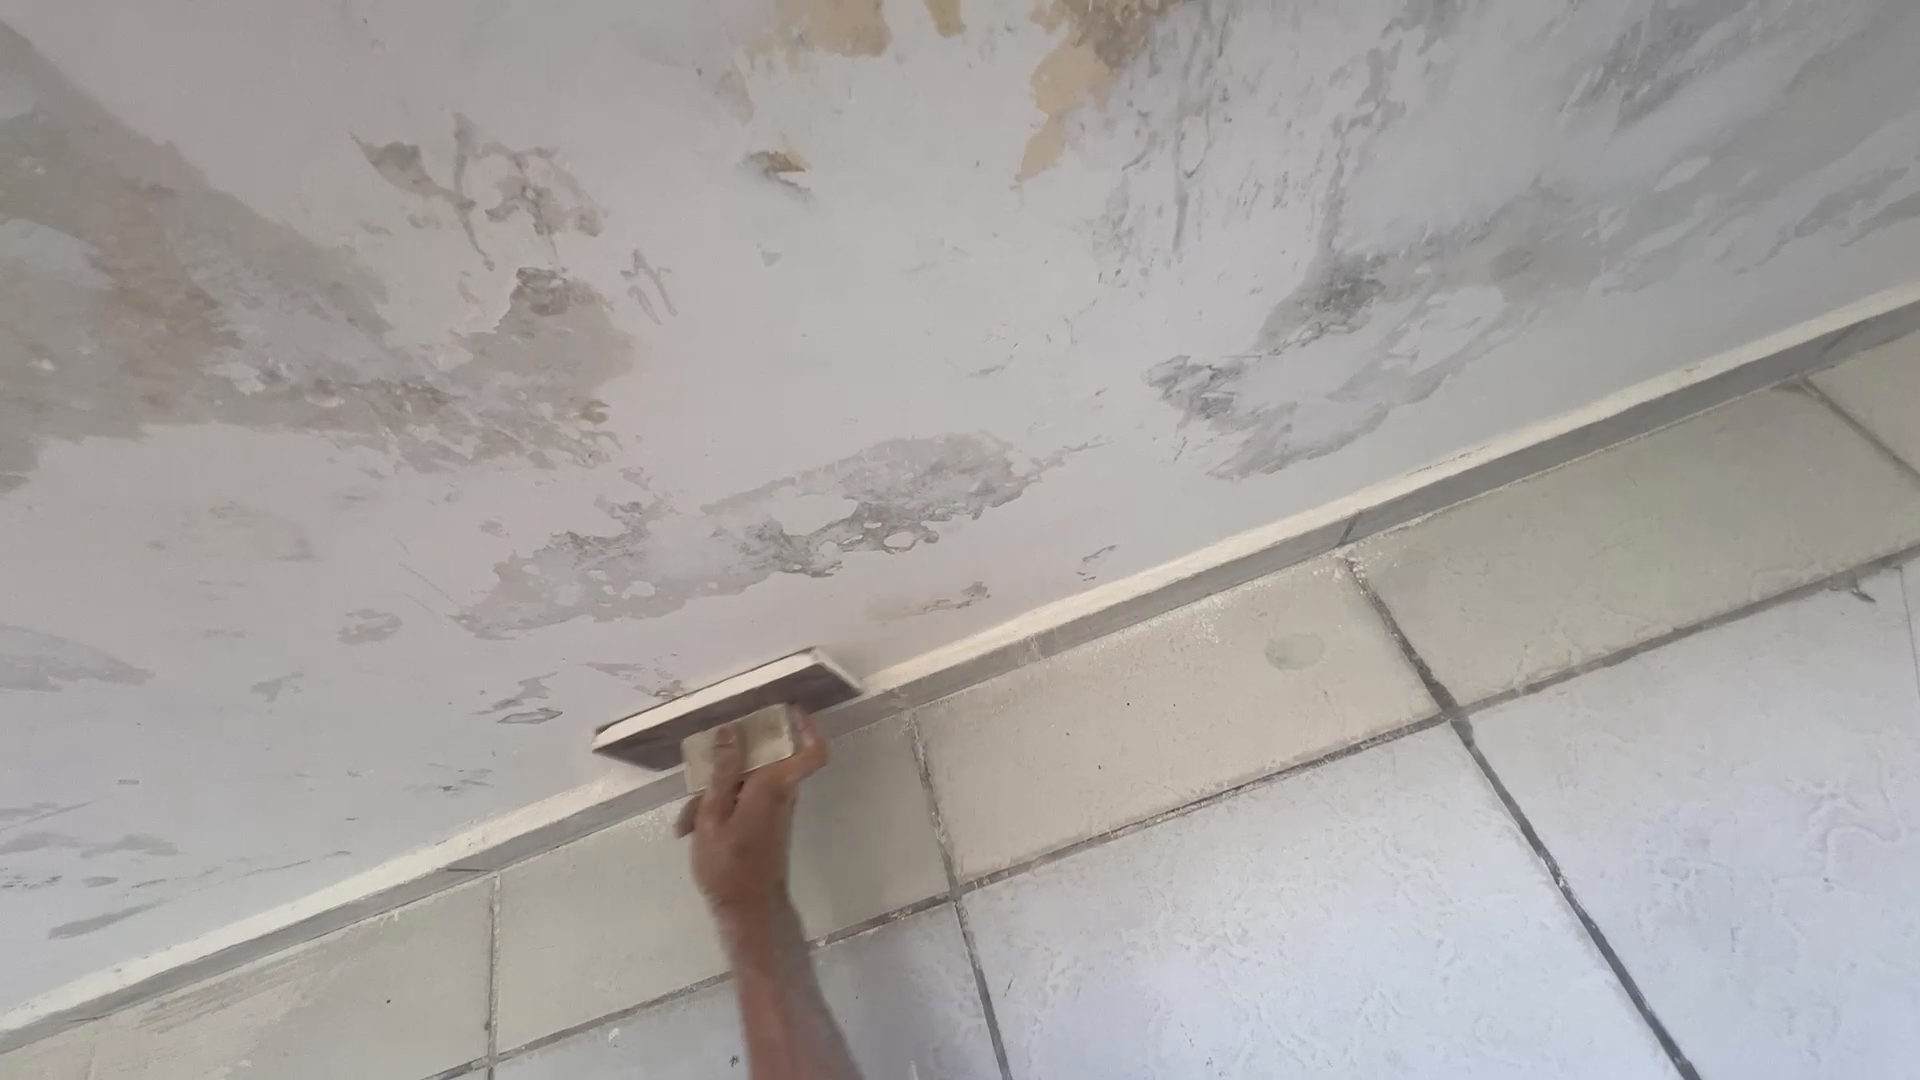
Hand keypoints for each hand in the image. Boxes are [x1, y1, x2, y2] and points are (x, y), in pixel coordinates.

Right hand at [674, 710, 830, 923]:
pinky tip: (692, 829)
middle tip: (699, 777)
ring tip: (687, 821)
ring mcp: (775, 807)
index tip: (790, 711)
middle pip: (765, 759)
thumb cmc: (729, 864)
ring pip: (748, 781)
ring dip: (716, 794)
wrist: (747, 911)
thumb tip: (733, 730)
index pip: (814, 752)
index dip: (810, 727)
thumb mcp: (714, 814)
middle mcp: (782, 791)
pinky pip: (745, 799)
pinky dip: (721, 808)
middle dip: (729, 764)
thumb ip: (724, 771)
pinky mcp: (766, 821)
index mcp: (775, 784)